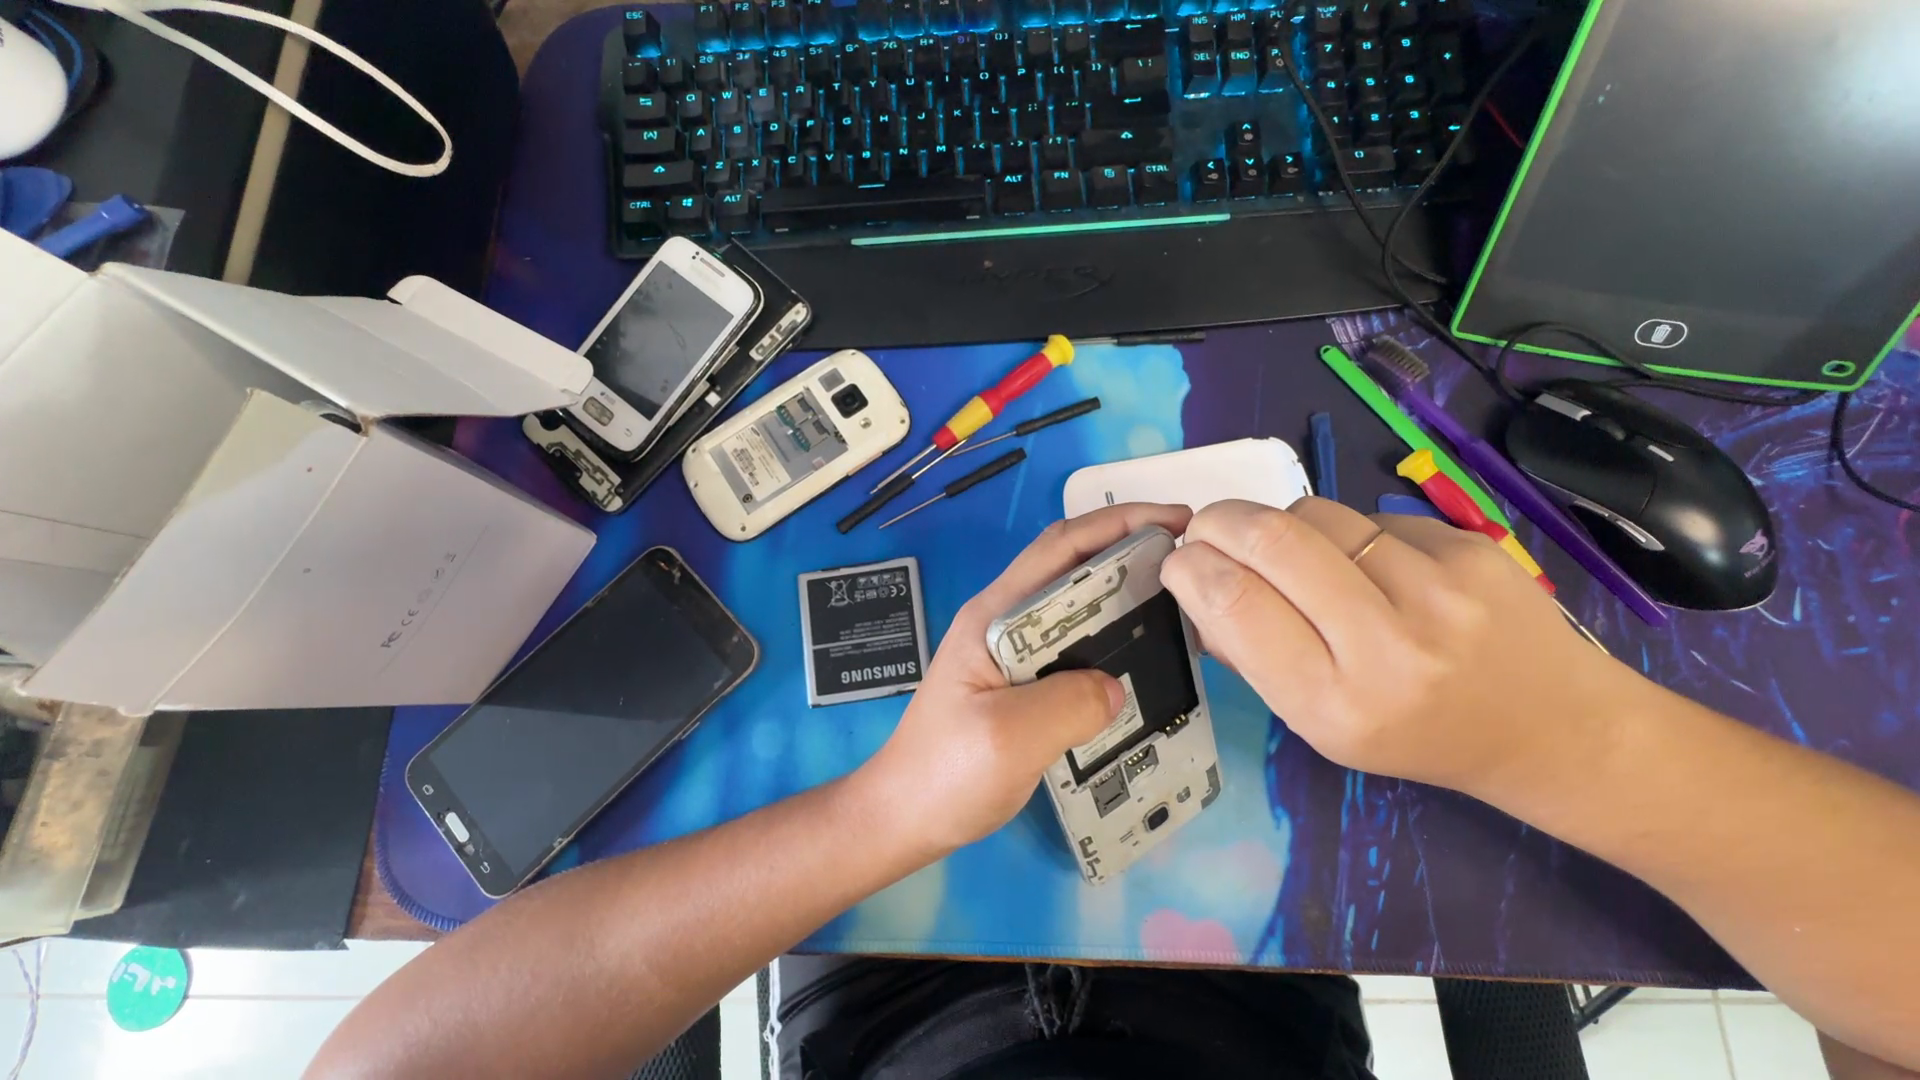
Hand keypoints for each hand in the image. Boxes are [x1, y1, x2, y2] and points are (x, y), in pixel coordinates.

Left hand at [856, 503, 1194, 856]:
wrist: (905, 816)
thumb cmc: (945, 774)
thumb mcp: (1008, 738)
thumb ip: (1067, 705)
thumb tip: (1115, 686)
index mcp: (994, 615)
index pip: (1061, 547)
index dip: (1119, 523)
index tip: (1178, 520)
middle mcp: (1004, 622)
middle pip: (1072, 567)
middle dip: (1130, 552)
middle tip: (1191, 565)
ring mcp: (1011, 653)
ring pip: (1078, 608)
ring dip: (1125, 598)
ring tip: (1179, 609)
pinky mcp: (1022, 684)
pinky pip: (1076, 650)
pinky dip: (1114, 642)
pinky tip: (1144, 662)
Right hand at [1160, 497, 1625, 796]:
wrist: (1550, 728)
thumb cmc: (1414, 735)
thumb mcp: (1318, 723)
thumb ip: (1251, 655)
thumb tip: (1197, 583)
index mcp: (1335, 702)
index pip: (1236, 602)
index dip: (1191, 567)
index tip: (1179, 561)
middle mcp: (1387, 645)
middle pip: (1271, 539)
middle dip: (1217, 522)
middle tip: (1205, 529)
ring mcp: (1438, 588)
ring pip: (1315, 514)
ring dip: (1278, 524)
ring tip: (1292, 554)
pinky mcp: (1468, 547)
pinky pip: (1367, 516)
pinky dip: (1343, 533)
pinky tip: (1366, 565)